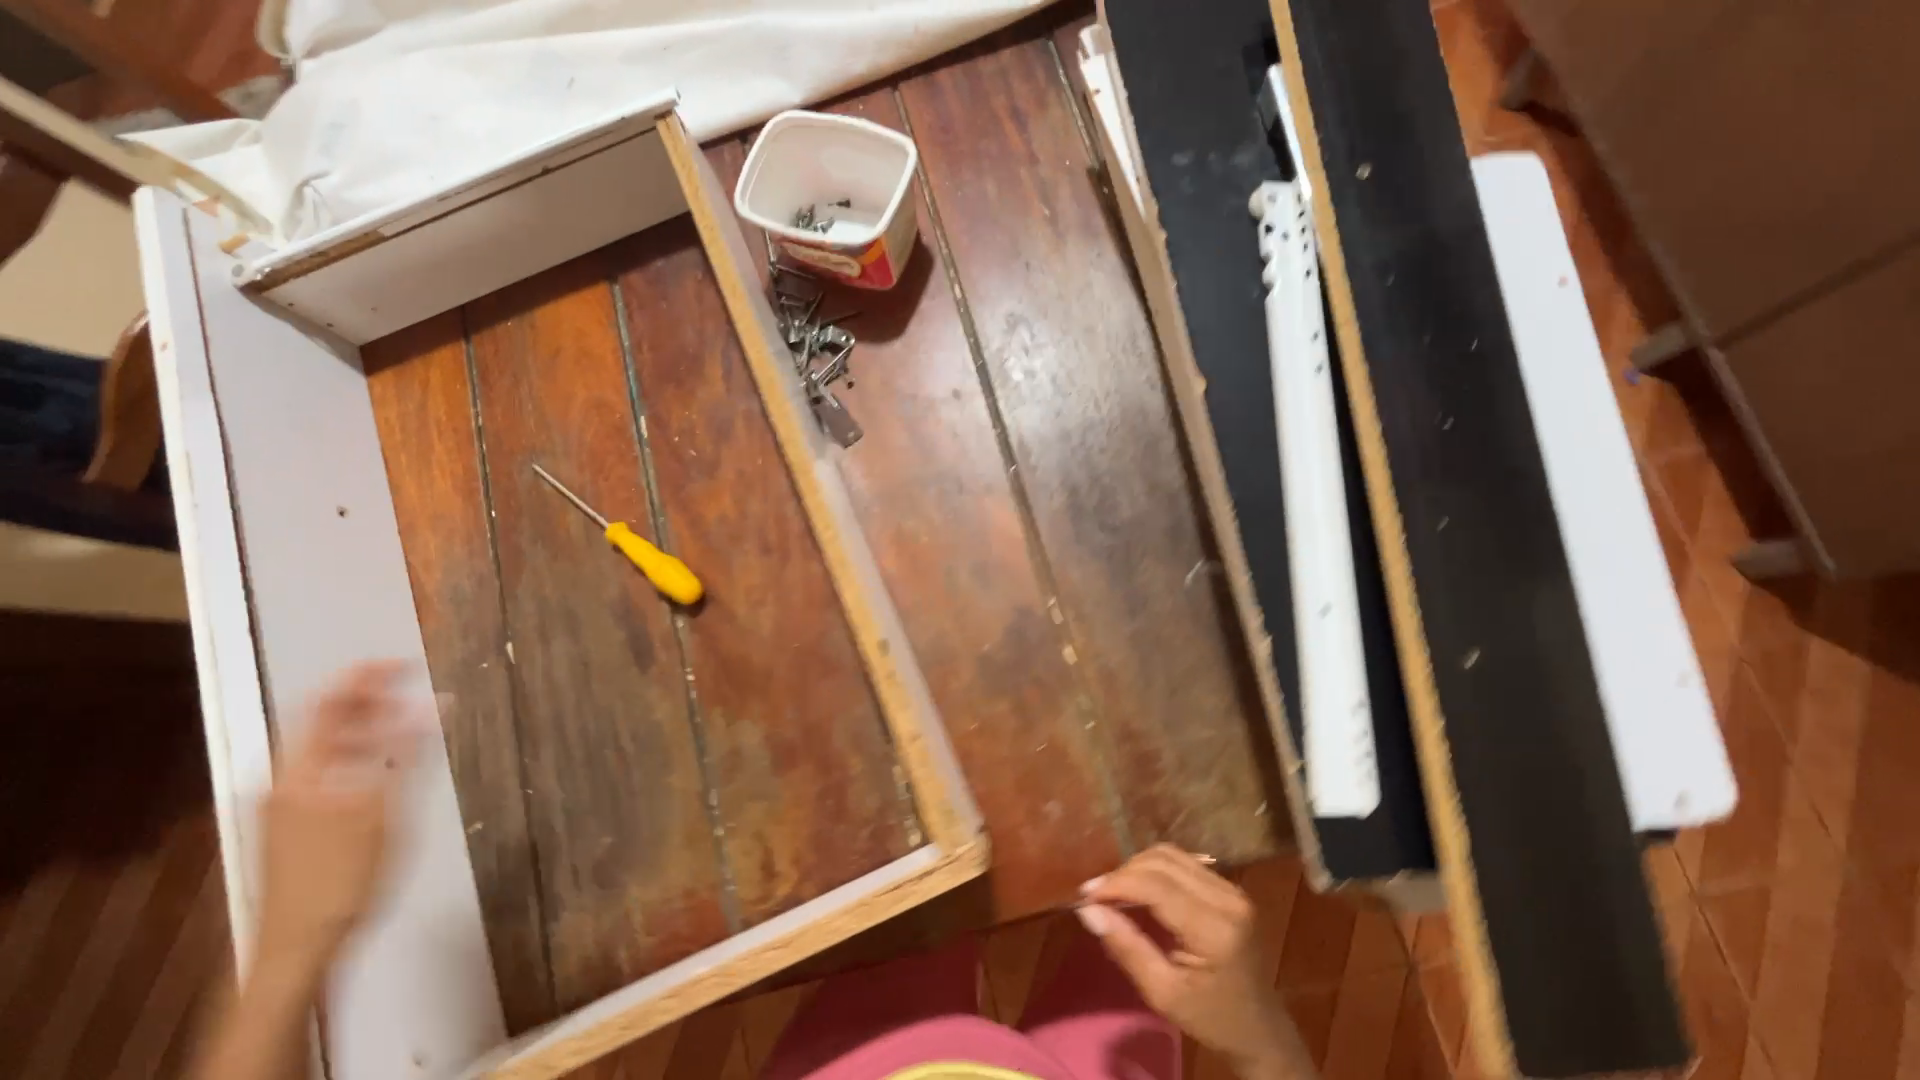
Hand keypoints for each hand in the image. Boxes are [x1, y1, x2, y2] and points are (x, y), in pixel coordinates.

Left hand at [257, 660, 425, 971]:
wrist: (296, 948)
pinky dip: (359, 759)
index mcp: (299, 771)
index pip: (328, 703)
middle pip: (323, 723)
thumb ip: (407, 754)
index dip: (366, 676)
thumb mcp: (383, 813)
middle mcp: (283, 779)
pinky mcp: (292, 825)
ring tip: (411, 729)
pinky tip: (387, 772)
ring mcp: (284, 804)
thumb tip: (438, 704)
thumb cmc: (343, 879)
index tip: (408, 665)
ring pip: (327, 749)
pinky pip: (327, 772)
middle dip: (371, 703)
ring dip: (368, 731)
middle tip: (417, 696)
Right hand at [1076, 845, 1306, 1078]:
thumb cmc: (1211, 1019)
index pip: (1156, 886)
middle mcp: (1228, 899)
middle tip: (1095, 897)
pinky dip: (1154, 870)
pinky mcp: (1230, 890)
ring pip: (1172, 856)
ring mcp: (1232, 891)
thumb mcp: (1162, 994)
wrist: (1260, 1030)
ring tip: (1114, 893)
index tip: (1085, 896)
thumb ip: (1127, 947)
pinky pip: (1184, 864)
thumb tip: (1088, 910)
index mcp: (1214, 929)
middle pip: (1163, 862)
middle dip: (1123, 873)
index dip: (1116, 884)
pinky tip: (1139, 890)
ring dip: (1137, 868)